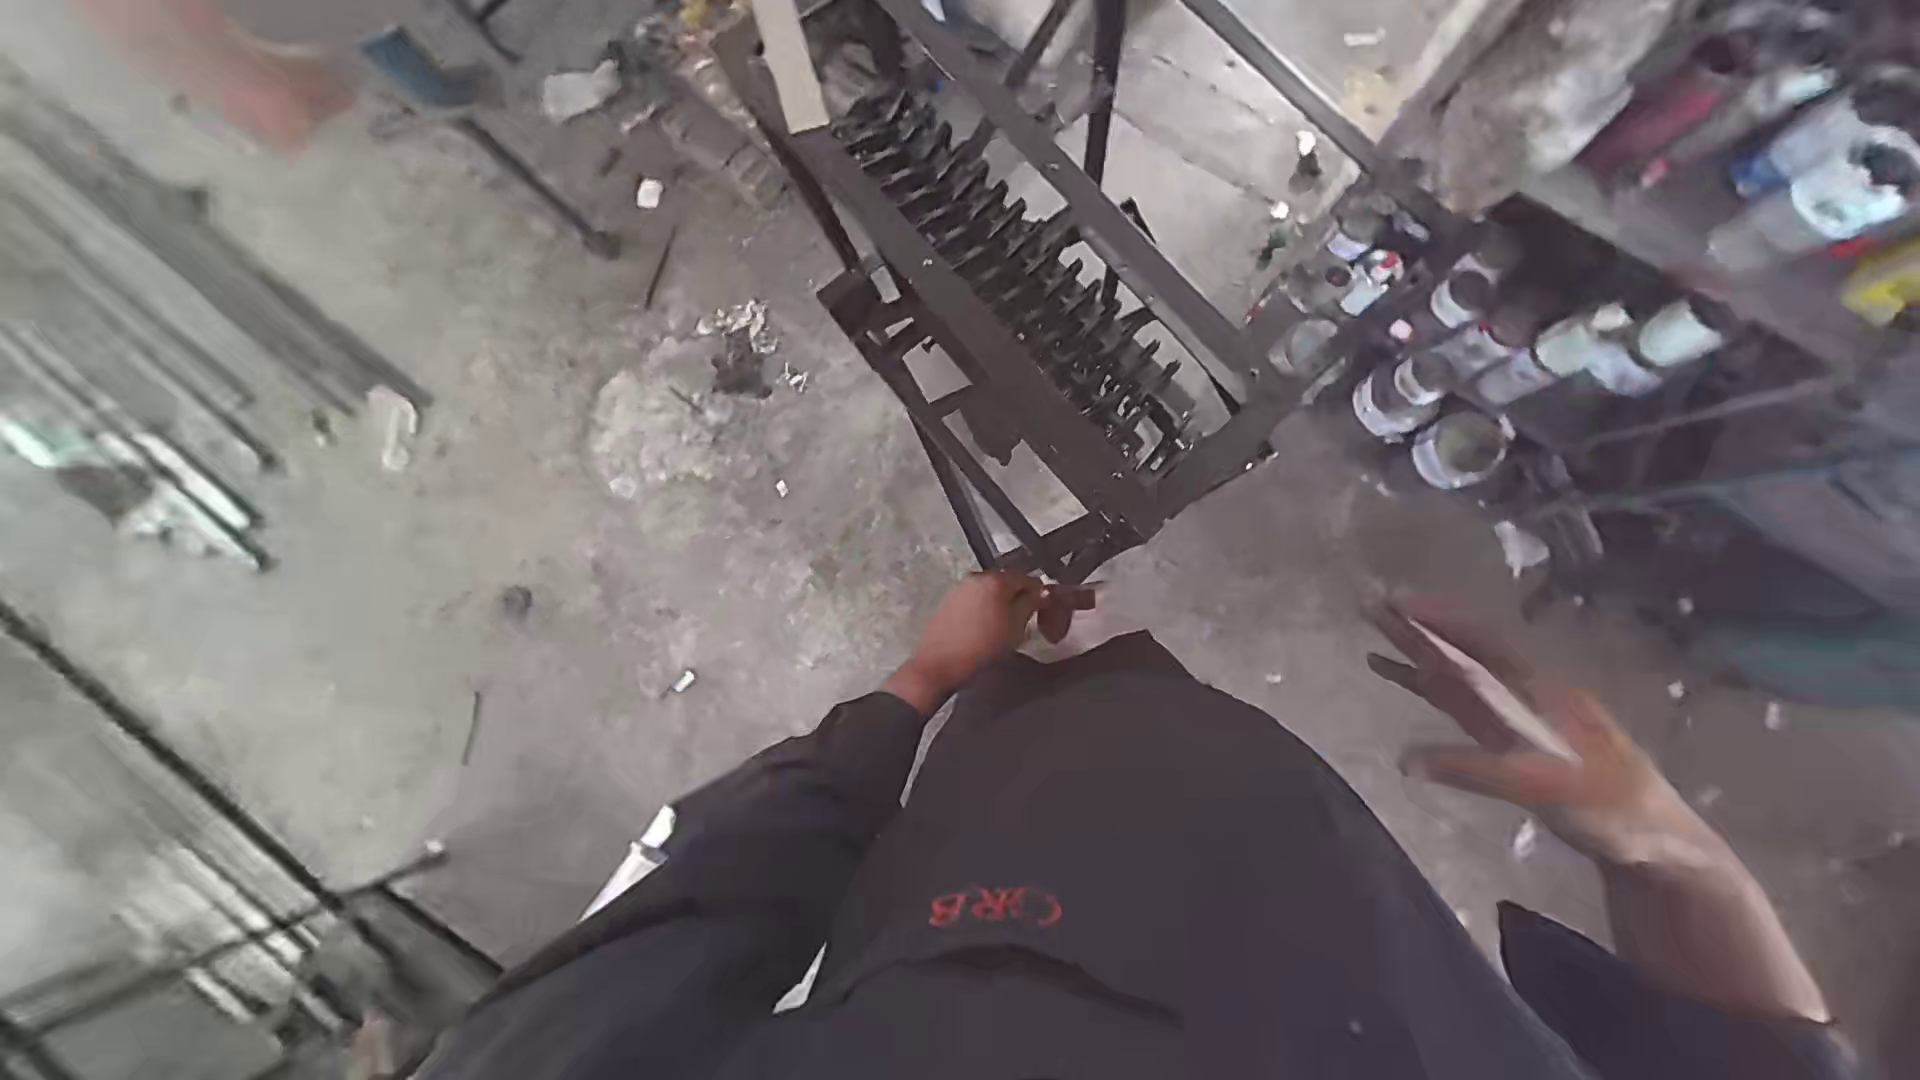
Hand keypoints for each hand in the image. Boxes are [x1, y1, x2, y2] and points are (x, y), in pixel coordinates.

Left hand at [883, 571, 1093, 713]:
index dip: (1039, 593)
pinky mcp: (949, 600)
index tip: (1045, 610)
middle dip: (1020, 595)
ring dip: (1002, 600)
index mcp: (995, 580)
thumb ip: (1030, 605)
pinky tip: (988, 625)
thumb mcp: (1015, 629)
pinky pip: (976, 597)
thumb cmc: (981, 648)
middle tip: (1029, 617)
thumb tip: (1041, 593)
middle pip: (1007, 581)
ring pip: (990, 589)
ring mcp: (960, 587)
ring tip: (1008, 623)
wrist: (939, 665)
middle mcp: (976, 576)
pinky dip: (986, 605)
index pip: (1027, 578)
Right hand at [1368, 599, 1725, 870]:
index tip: (1399, 601)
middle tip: (1370, 600)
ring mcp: (1505, 707)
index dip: (1441, 617)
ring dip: (1411, 644)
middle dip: (1415, 622)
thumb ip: (1472, 771)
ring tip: (1370, 623)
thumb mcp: (1543, 787)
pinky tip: (1385, 667)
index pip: (1482, 639)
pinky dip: (1414, 677)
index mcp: (1539, 686)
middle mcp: (1518, 687)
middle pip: (1459, 646)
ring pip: (1450, 665)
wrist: (1654, 843)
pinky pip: (1447, 693)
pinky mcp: (1496, 728)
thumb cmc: (1608, 806)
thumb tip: (1404, 759)